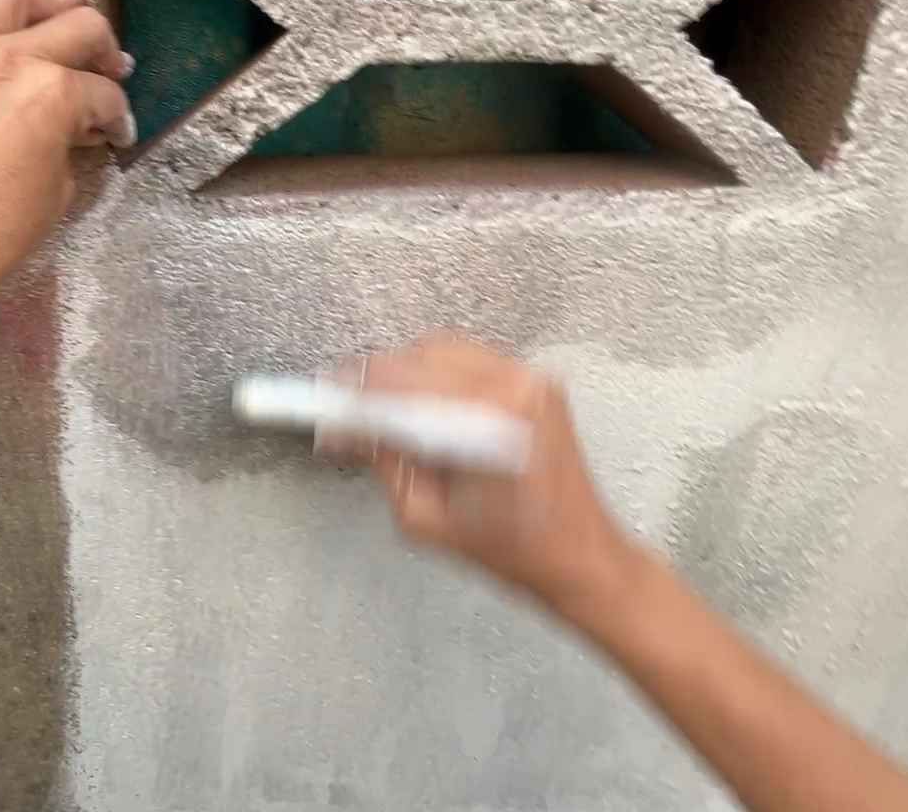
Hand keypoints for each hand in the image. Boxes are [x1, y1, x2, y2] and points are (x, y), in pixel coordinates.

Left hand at [0, 0, 135, 297]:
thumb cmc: (0, 232)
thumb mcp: (59, 188)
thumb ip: (72, 142)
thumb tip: (78, 127)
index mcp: (51, 92)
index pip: (103, 93)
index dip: (120, 116)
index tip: (119, 133)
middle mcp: (10, 59)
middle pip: (77, 25)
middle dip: (105, 49)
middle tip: (112, 71)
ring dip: (50, 3)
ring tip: (65, 19)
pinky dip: (4, 43)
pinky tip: (13, 70)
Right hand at [328, 335, 639, 623]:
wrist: (582, 558)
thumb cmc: (512, 551)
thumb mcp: (425, 517)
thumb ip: (384, 462)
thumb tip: (345, 427)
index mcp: (494, 419)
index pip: (406, 387)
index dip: (357, 391)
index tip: (325, 398)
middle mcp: (516, 384)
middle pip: (421, 356)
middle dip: (374, 377)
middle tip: (342, 404)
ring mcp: (528, 377)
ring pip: (439, 349)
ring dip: (401, 371)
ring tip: (375, 404)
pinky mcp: (531, 381)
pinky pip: (465, 358)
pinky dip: (430, 372)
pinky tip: (414, 400)